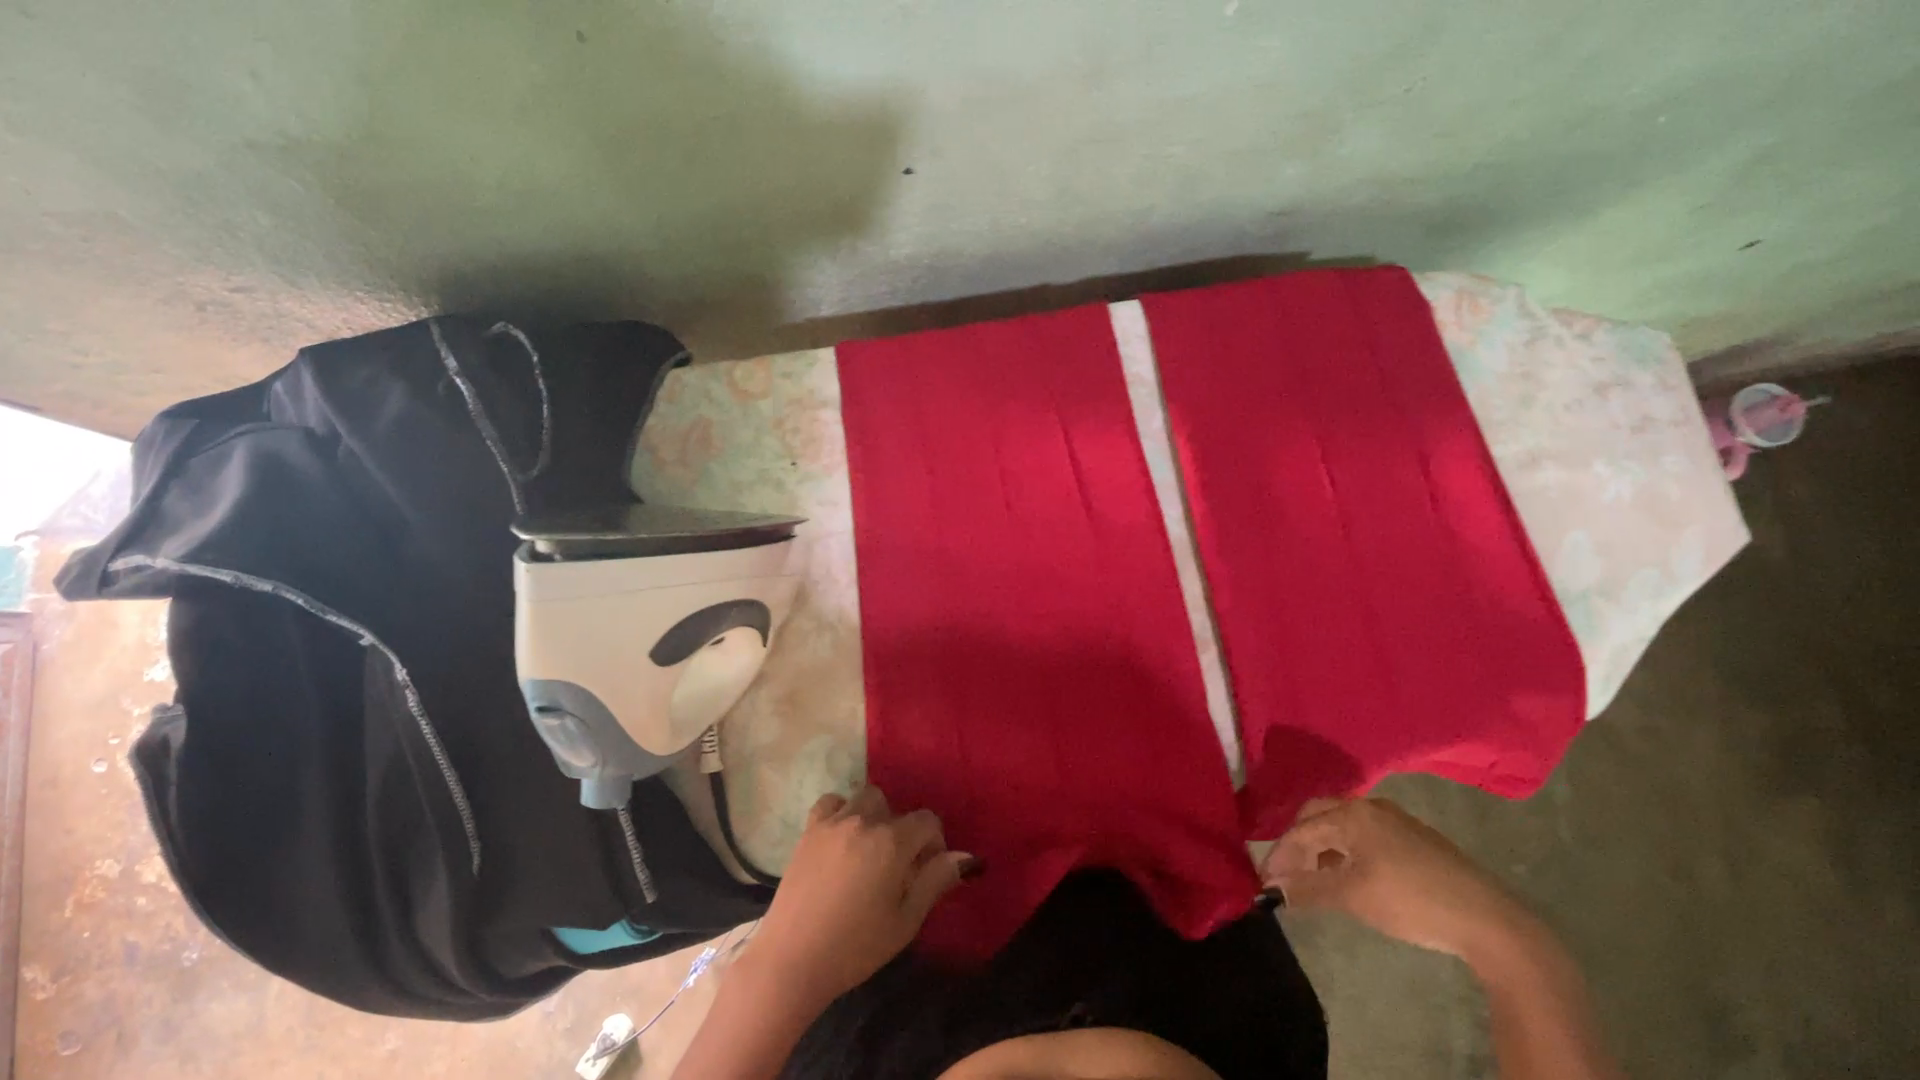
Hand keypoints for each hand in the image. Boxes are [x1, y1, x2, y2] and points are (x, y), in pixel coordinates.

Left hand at [748, 786, 973, 1004]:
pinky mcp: (808, 832)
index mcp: (892, 842)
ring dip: (875, 817)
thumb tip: (964, 857)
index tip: (927, 872)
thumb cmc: (856, 947)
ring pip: (865, 798)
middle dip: (904, 830)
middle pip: (895, 808)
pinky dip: (841, 812)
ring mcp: (832, 823)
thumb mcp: (906, 920)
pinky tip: (842, 840)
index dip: (935, 844)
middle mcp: (863, 822)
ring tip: (870, 852)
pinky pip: (831, 802)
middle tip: (899, 867)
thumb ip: (935, 881)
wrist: (792, 959)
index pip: (928, 821)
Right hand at [1261, 797, 1534, 960]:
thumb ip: (1307, 889)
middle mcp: (1371, 808)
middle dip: (1298, 843)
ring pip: (1344, 827)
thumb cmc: (1411, 901)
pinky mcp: (1415, 840)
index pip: (1301, 829)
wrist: (1487, 919)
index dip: (1279, 856)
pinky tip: (1349, 879)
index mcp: (1353, 814)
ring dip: (1322, 849)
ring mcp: (1397, 822)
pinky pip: (1365, 837)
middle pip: (1319, 816)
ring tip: (1314, 881)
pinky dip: (1346, 853)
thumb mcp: (1351, 896)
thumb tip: (1271, 890)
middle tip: (1287, 875)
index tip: (1265, 884)